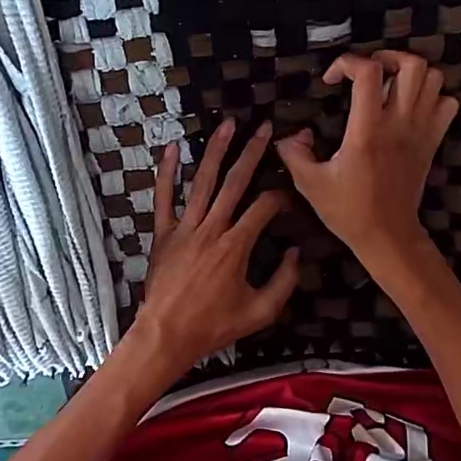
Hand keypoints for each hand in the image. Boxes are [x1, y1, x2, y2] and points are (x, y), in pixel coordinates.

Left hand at [131, 118, 299, 372]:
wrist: (166, 335)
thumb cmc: (214, 326)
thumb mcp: (260, 312)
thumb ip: (285, 283)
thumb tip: (297, 254)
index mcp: (236, 246)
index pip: (263, 208)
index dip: (279, 198)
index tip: (285, 200)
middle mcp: (212, 229)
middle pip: (235, 182)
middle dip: (252, 153)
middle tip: (264, 128)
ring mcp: (184, 228)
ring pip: (202, 181)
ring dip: (216, 151)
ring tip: (229, 125)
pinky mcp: (163, 233)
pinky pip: (164, 197)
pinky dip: (167, 172)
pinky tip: (172, 148)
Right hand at [276, 51, 459, 256]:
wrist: (387, 235)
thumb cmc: (347, 210)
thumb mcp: (309, 183)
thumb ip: (293, 153)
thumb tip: (293, 134)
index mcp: (366, 130)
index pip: (368, 72)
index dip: (346, 62)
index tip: (330, 80)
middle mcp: (399, 124)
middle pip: (412, 65)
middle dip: (387, 56)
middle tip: (367, 71)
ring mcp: (421, 131)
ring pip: (433, 79)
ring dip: (410, 73)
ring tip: (388, 84)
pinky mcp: (432, 142)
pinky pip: (446, 104)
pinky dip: (432, 96)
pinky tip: (410, 107)